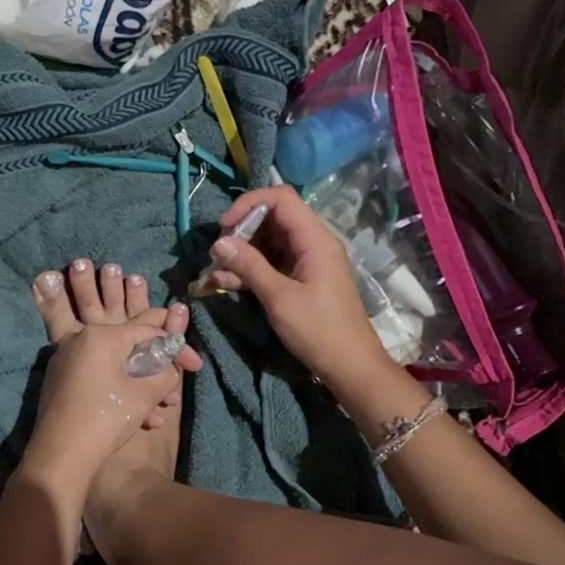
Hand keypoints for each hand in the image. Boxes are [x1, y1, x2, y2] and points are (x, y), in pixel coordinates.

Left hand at [24, 320, 202, 489]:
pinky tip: (140, 421)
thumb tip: (171, 368)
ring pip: (114, 369)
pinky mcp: (61, 384)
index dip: (176, 349)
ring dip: (141, 389)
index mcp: (99, 335)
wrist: (60, 456)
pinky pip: (98, 381)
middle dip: (157, 374)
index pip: (148, 331)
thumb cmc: (106, 418)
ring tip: (161, 412)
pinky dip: (119, 394)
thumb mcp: (145, 395)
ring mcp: (67, 363)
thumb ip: (165, 374)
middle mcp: (79, 341)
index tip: (195, 367)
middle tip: (174, 394)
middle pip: (129, 350)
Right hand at [204, 185, 392, 387]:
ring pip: (270, 242)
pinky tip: (225, 281)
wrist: (349, 365)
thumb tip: (219, 242)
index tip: (223, 226)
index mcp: (315, 239)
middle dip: (242, 230)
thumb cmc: (318, 330)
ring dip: (242, 252)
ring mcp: (307, 261)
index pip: (281, 198)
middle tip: (217, 252)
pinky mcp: (301, 279)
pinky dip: (250, 269)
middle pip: (273, 218)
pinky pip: (272, 263)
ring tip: (214, 269)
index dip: (249, 204)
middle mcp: (313, 243)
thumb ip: (249, 266)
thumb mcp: (279, 298)